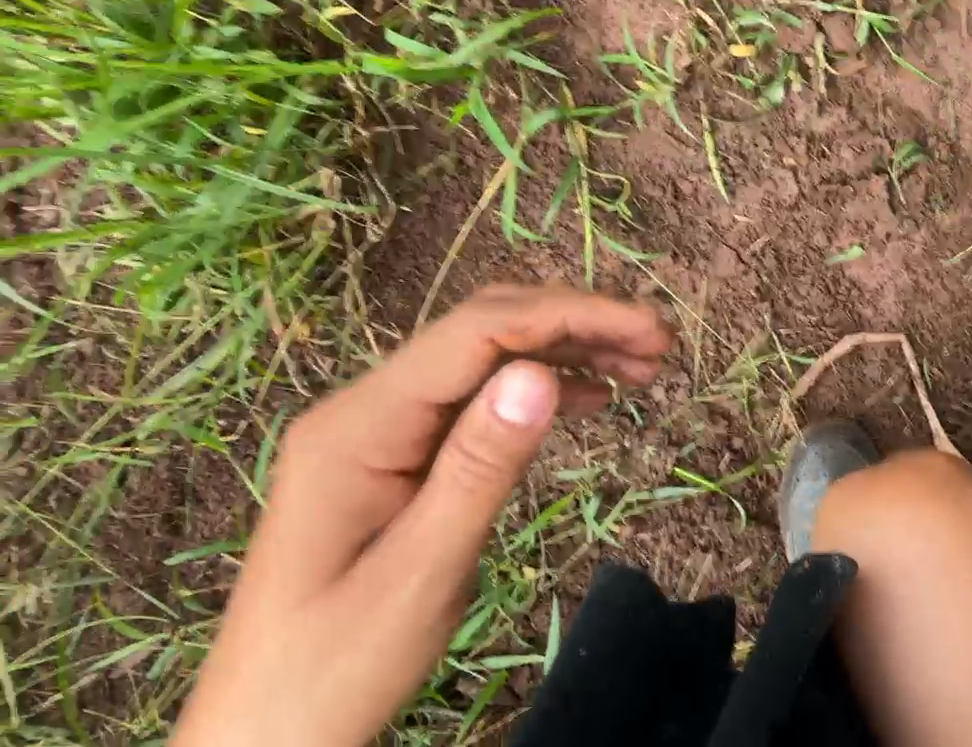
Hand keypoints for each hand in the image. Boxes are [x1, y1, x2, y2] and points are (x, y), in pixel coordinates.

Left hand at [174, 285, 674, 746]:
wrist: (265, 733)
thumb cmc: (336, 665)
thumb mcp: (420, 572)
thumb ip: (479, 467)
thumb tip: (540, 374)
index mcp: (360, 426)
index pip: (478, 334)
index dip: (572, 316)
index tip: (649, 330)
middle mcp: (369, 408)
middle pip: (486, 328)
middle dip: (578, 321)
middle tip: (657, 342)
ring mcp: (385, 428)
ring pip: (490, 355)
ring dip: (568, 348)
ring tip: (642, 366)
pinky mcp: (404, 453)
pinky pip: (482, 396)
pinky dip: (545, 386)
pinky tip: (595, 399)